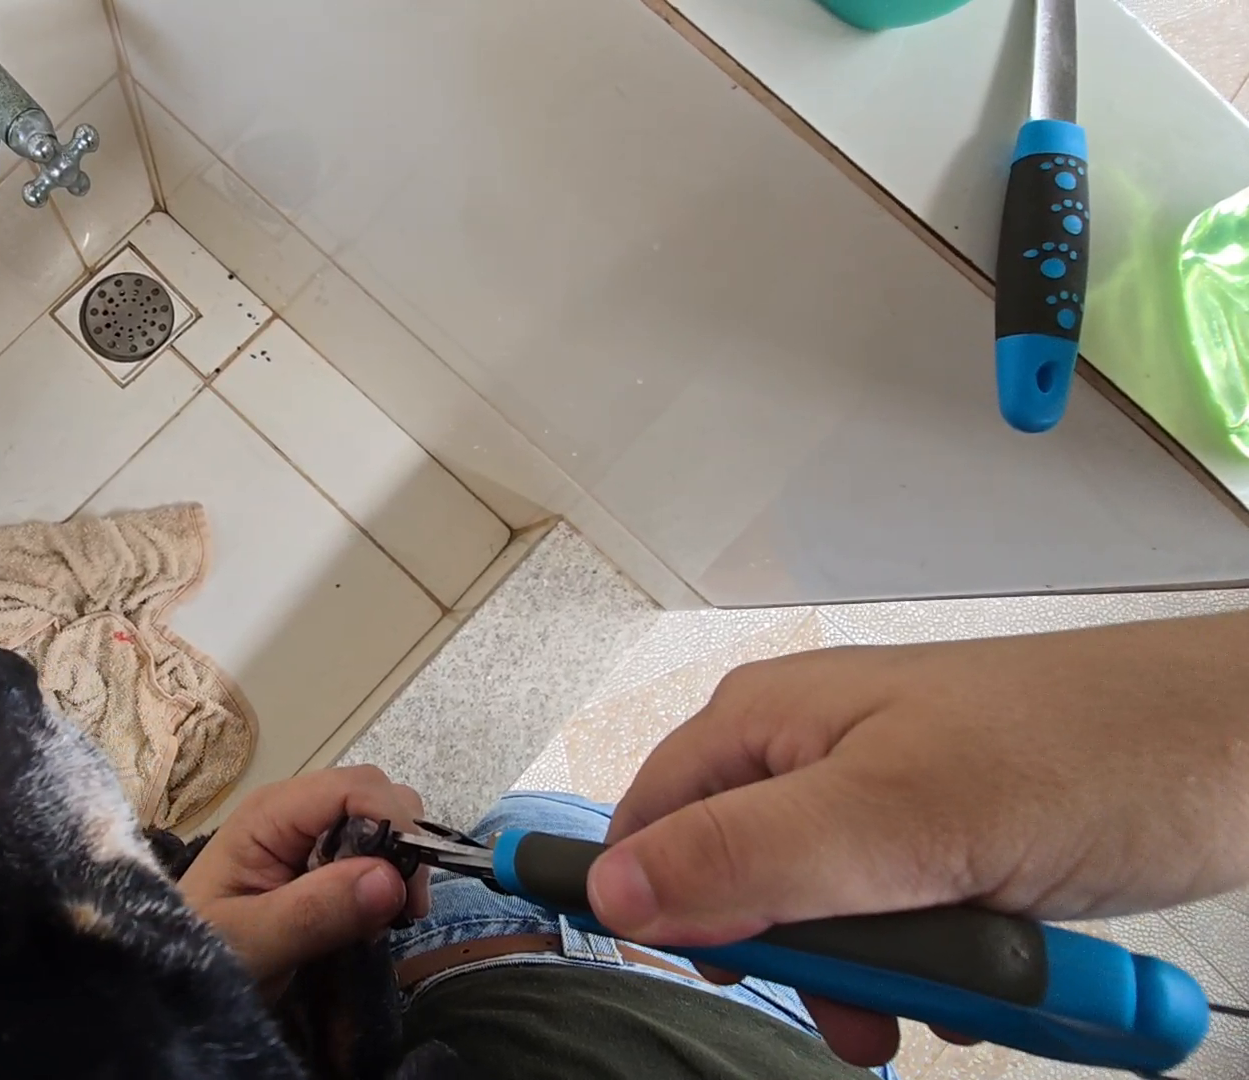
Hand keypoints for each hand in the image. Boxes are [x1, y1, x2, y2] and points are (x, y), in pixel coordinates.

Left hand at [180, 765, 429, 995]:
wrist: (166, 975)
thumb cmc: (200, 951)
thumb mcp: (252, 942)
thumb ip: (315, 911)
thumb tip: (391, 877)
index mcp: (271, 812)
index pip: (352, 787)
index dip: (393, 825)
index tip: (409, 893)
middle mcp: (292, 808)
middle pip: (370, 791)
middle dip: (400, 841)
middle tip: (401, 912)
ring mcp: (304, 829)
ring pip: (375, 814)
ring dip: (395, 858)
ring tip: (384, 918)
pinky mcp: (314, 854)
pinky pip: (368, 844)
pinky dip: (385, 874)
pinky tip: (370, 917)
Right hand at [586, 611, 1248, 1064]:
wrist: (1246, 739)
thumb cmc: (1073, 759)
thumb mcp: (896, 821)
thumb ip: (744, 857)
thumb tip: (611, 894)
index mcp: (751, 720)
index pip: (649, 818)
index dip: (663, 899)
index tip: (730, 975)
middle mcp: (786, 741)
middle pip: (726, 858)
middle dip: (785, 943)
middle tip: (858, 1005)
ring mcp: (852, 774)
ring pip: (803, 887)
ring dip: (860, 958)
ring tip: (936, 1000)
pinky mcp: (912, 809)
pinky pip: (869, 892)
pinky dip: (910, 944)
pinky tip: (970, 968)